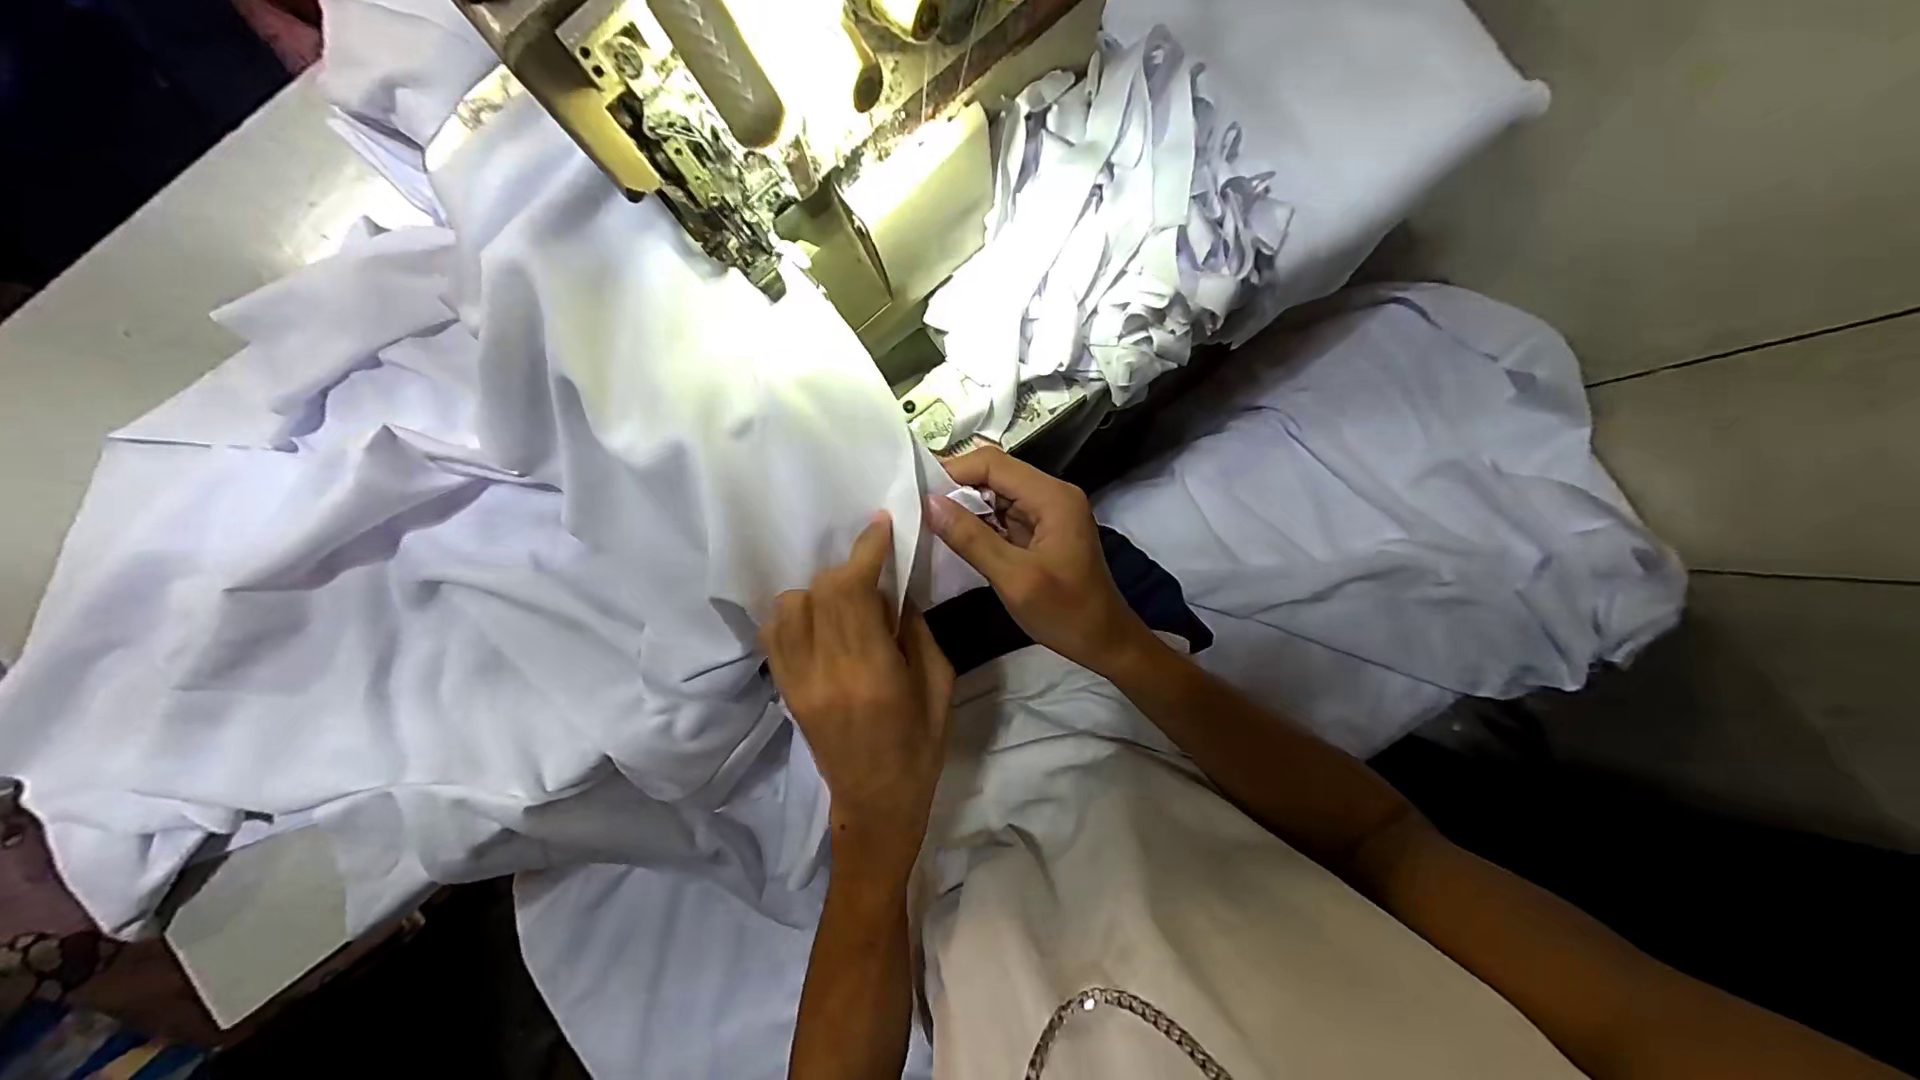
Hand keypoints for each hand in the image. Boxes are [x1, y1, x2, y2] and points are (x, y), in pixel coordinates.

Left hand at [762, 514, 954, 876]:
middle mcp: (826, 671)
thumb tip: (894, 588)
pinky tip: (818, 619)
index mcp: (871, 672)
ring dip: (820, 591)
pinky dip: (793, 612)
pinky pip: (772, 633)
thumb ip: (916, 630)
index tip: (880, 526)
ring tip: (846, 603)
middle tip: (872, 570)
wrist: (876, 802)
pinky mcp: (784, 690)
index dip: (866, 550)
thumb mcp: (939, 684)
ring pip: (790, 605)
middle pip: (820, 590)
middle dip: (849, 567)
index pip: (853, 590)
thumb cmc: (921, 746)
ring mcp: (797, 681)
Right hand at [924, 445, 1158, 677]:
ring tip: (927, 520)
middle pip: (994, 474)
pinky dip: (978, 522)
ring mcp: (1047, 511)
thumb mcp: (1014, 578)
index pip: (993, 463)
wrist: (1105, 641)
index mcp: (1052, 497)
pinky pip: (1003, 514)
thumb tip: (929, 503)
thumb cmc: (1065, 613)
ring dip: (964, 505)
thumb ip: (971, 538)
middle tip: (916, 506)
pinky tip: (954, 535)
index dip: (953, 471)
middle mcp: (1052, 494)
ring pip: (995, 493)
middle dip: (955, 488)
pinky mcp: (1041, 529)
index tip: (916, 490)